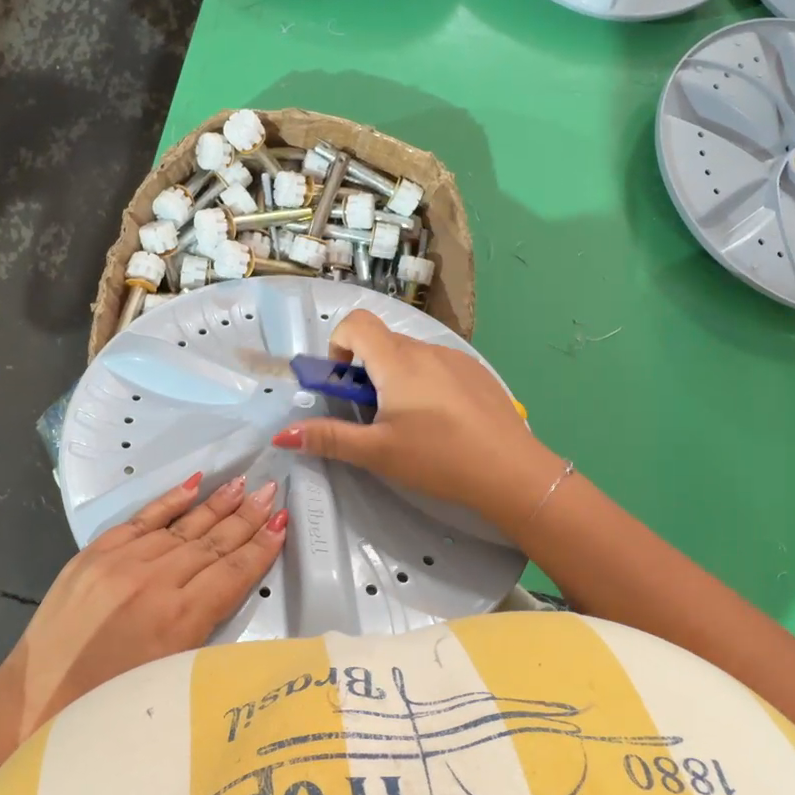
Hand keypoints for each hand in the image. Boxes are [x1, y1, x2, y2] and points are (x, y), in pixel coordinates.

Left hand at [0, 473, 285, 766]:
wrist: (37, 701)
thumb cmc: (111, 704)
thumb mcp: (172, 675)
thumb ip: (203, 625)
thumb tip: (228, 582)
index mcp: (179, 619)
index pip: (232, 572)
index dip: (261, 548)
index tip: (283, 524)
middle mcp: (155, 581)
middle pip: (212, 541)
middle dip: (246, 517)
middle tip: (271, 492)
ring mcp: (122, 561)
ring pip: (181, 526)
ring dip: (216, 504)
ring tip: (244, 484)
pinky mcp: (95, 553)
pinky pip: (141, 519)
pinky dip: (168, 502)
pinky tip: (192, 485)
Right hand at [270, 310, 564, 530]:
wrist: (513, 472)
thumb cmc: (438, 458)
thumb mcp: (377, 453)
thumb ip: (328, 438)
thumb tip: (281, 435)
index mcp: (396, 361)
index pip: (355, 323)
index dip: (339, 345)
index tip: (344, 384)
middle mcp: (425, 349)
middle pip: (382, 342)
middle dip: (366, 371)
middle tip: (373, 415)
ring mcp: (455, 358)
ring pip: (411, 355)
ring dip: (396, 378)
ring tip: (410, 424)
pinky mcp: (477, 373)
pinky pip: (438, 366)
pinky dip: (426, 383)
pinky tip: (442, 423)